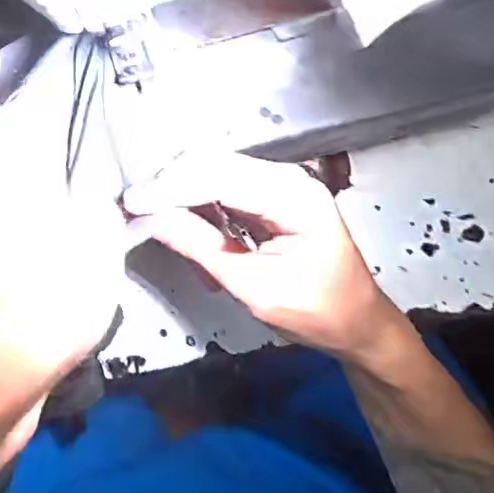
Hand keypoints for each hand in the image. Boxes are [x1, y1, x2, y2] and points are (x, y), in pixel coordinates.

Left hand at [0, 33, 128, 492]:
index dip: (77, 239)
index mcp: (59, 305)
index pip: (103, 232)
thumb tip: (42, 284)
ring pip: (17, 120)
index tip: (52, 243)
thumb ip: (39, 343)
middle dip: (40, 197)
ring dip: (9, 143)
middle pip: (61, 170)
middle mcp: (20, 222)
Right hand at [122, 152, 411, 364]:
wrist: (360, 326)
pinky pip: (218, 186)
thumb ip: (200, 248)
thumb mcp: (255, 289)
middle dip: (169, 186)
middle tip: (135, 210)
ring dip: (180, 196)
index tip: (133, 203)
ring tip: (159, 224)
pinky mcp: (265, 193)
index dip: (170, 188)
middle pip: (210, 165)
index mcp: (293, 197)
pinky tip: (187, 231)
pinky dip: (196, 206)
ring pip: (209, 172)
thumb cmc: (319, 314)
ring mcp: (275, 182)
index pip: (218, 178)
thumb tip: (150, 219)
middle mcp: (284, 177)